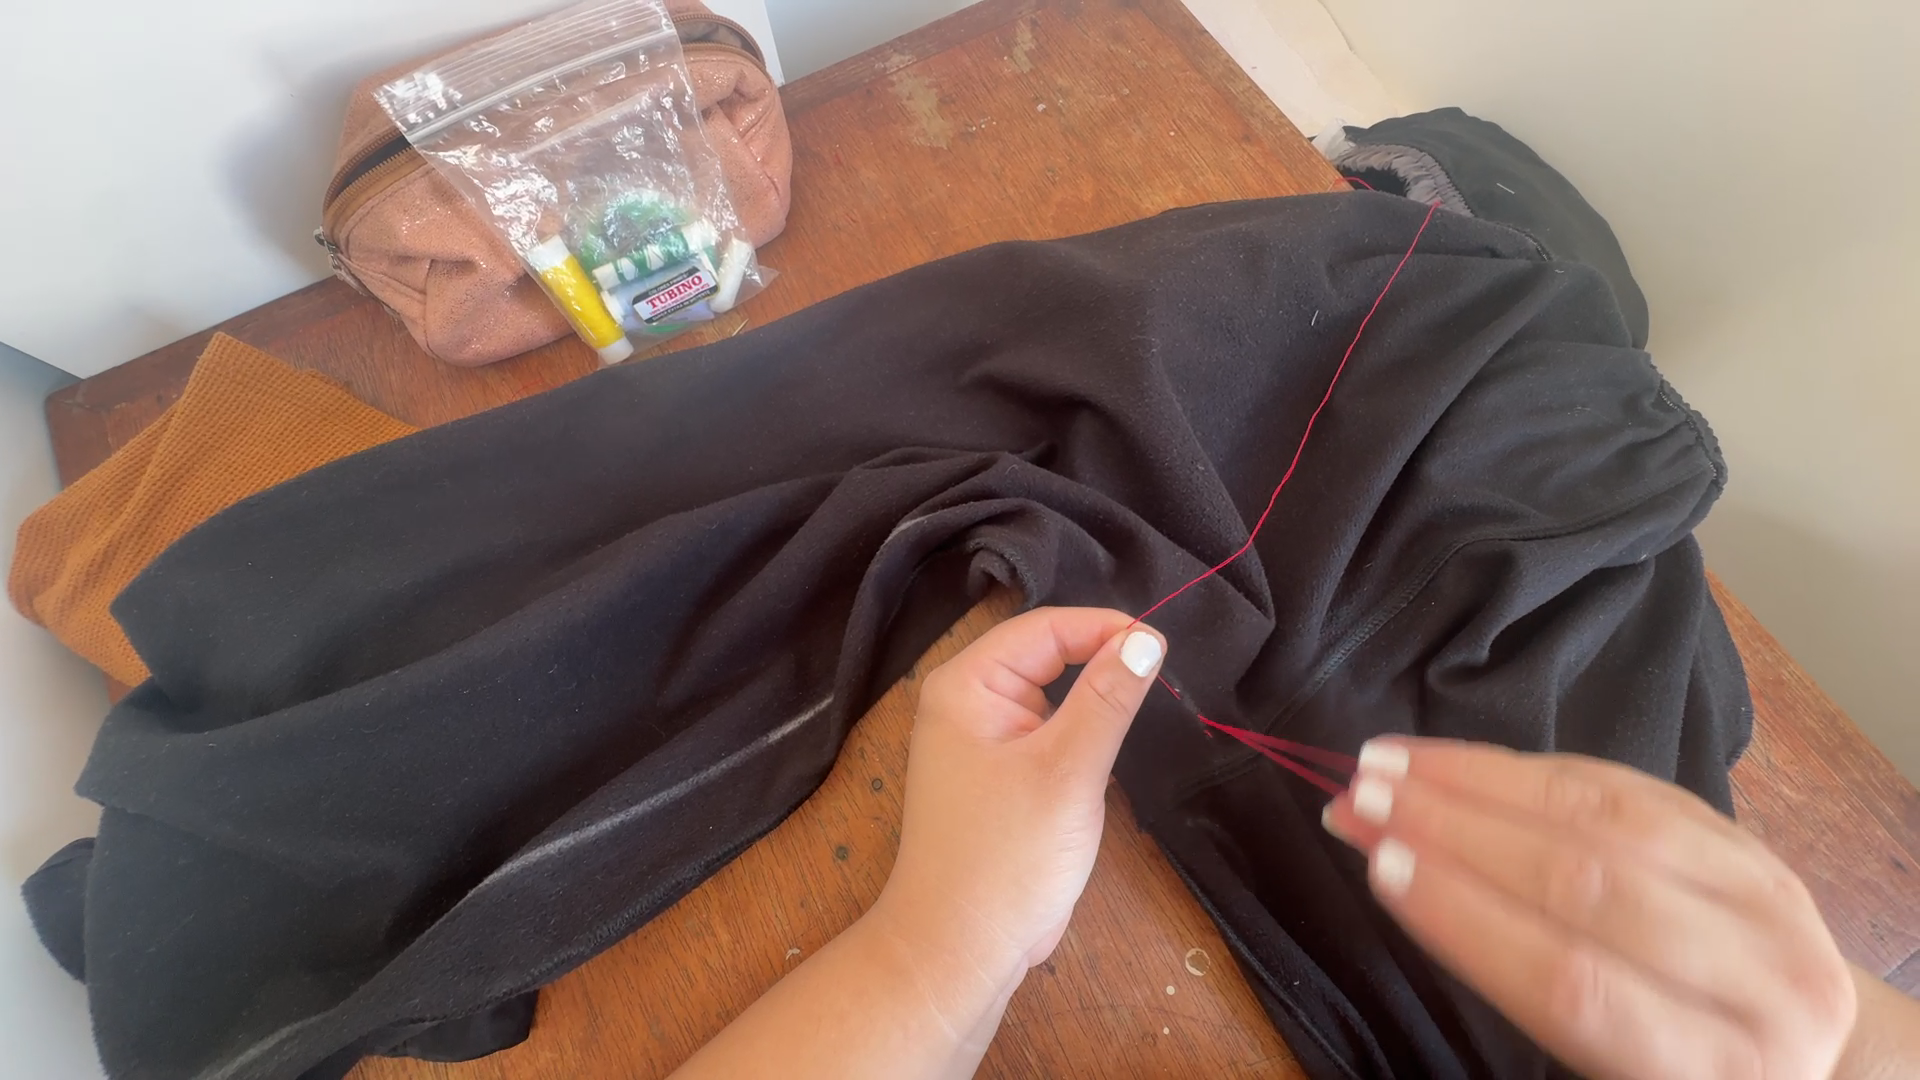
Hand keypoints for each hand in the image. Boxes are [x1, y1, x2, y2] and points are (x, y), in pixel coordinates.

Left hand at [874, 607, 1165, 974]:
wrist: (960, 949)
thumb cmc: (1008, 856)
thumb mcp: (1068, 770)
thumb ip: (1108, 698)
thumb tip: (1146, 637)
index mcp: (966, 683)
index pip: (1042, 628)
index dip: (1103, 628)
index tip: (1161, 644)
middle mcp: (965, 698)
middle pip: (1042, 654)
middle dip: (1097, 657)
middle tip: (1159, 671)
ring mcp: (977, 734)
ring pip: (1046, 691)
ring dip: (1090, 693)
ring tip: (1139, 697)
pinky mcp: (993, 767)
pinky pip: (1042, 726)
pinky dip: (1076, 726)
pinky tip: (1104, 736)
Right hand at [1323, 739, 1855, 1079]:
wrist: (1788, 1025)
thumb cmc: (1651, 1046)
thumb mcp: (1584, 1047)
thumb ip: (1490, 955)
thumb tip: (1374, 852)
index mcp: (1711, 1064)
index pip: (1572, 980)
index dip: (1466, 915)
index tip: (1379, 864)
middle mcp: (1759, 980)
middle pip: (1585, 883)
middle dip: (1453, 829)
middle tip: (1362, 796)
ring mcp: (1757, 892)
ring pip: (1600, 816)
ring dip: (1470, 779)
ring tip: (1382, 762)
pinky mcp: (1728, 827)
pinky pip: (1606, 779)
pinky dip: (1505, 762)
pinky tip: (1436, 756)